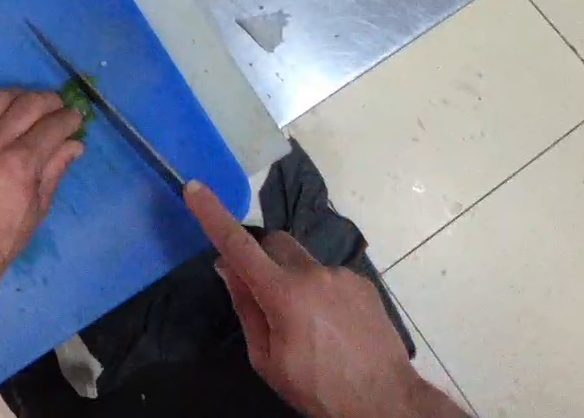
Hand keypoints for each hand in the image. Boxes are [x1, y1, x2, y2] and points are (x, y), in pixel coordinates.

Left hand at [0, 88, 85, 288]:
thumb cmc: (1, 241)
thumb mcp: (38, 209)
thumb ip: (55, 169)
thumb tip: (75, 143)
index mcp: (20, 163)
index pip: (53, 125)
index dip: (69, 118)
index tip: (76, 118)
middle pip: (29, 102)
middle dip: (51, 101)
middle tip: (59, 108)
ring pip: (1, 98)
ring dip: (23, 97)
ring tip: (33, 107)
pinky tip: (5, 124)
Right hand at [184, 182, 461, 417]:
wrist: (390, 407)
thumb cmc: (320, 391)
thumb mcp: (269, 362)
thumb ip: (246, 309)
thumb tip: (229, 268)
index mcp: (283, 294)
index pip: (238, 246)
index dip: (212, 215)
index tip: (194, 188)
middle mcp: (312, 273)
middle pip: (273, 243)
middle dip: (262, 258)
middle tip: (264, 294)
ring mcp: (341, 274)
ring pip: (303, 262)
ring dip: (295, 281)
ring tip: (310, 325)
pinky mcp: (362, 283)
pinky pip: (329, 276)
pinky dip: (322, 293)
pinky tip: (334, 327)